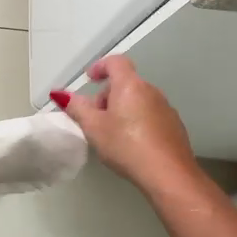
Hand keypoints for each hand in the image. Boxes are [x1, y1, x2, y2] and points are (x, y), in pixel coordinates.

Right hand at [50, 57, 201, 189]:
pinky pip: (150, 115)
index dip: (100, 66)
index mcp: (130, 86)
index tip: (89, 79)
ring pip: (138, 100)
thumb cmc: (126, 146)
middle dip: (107, 95)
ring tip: (111, 134)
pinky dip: (137, 121)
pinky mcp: (175, 126)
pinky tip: (132, 145)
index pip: (116, 62)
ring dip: (122, 109)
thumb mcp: (93, 128)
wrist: (169, 174)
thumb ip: (77, 108)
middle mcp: (151, 91)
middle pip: (126, 83)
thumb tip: (62, 94)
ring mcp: (166, 108)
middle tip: (94, 118)